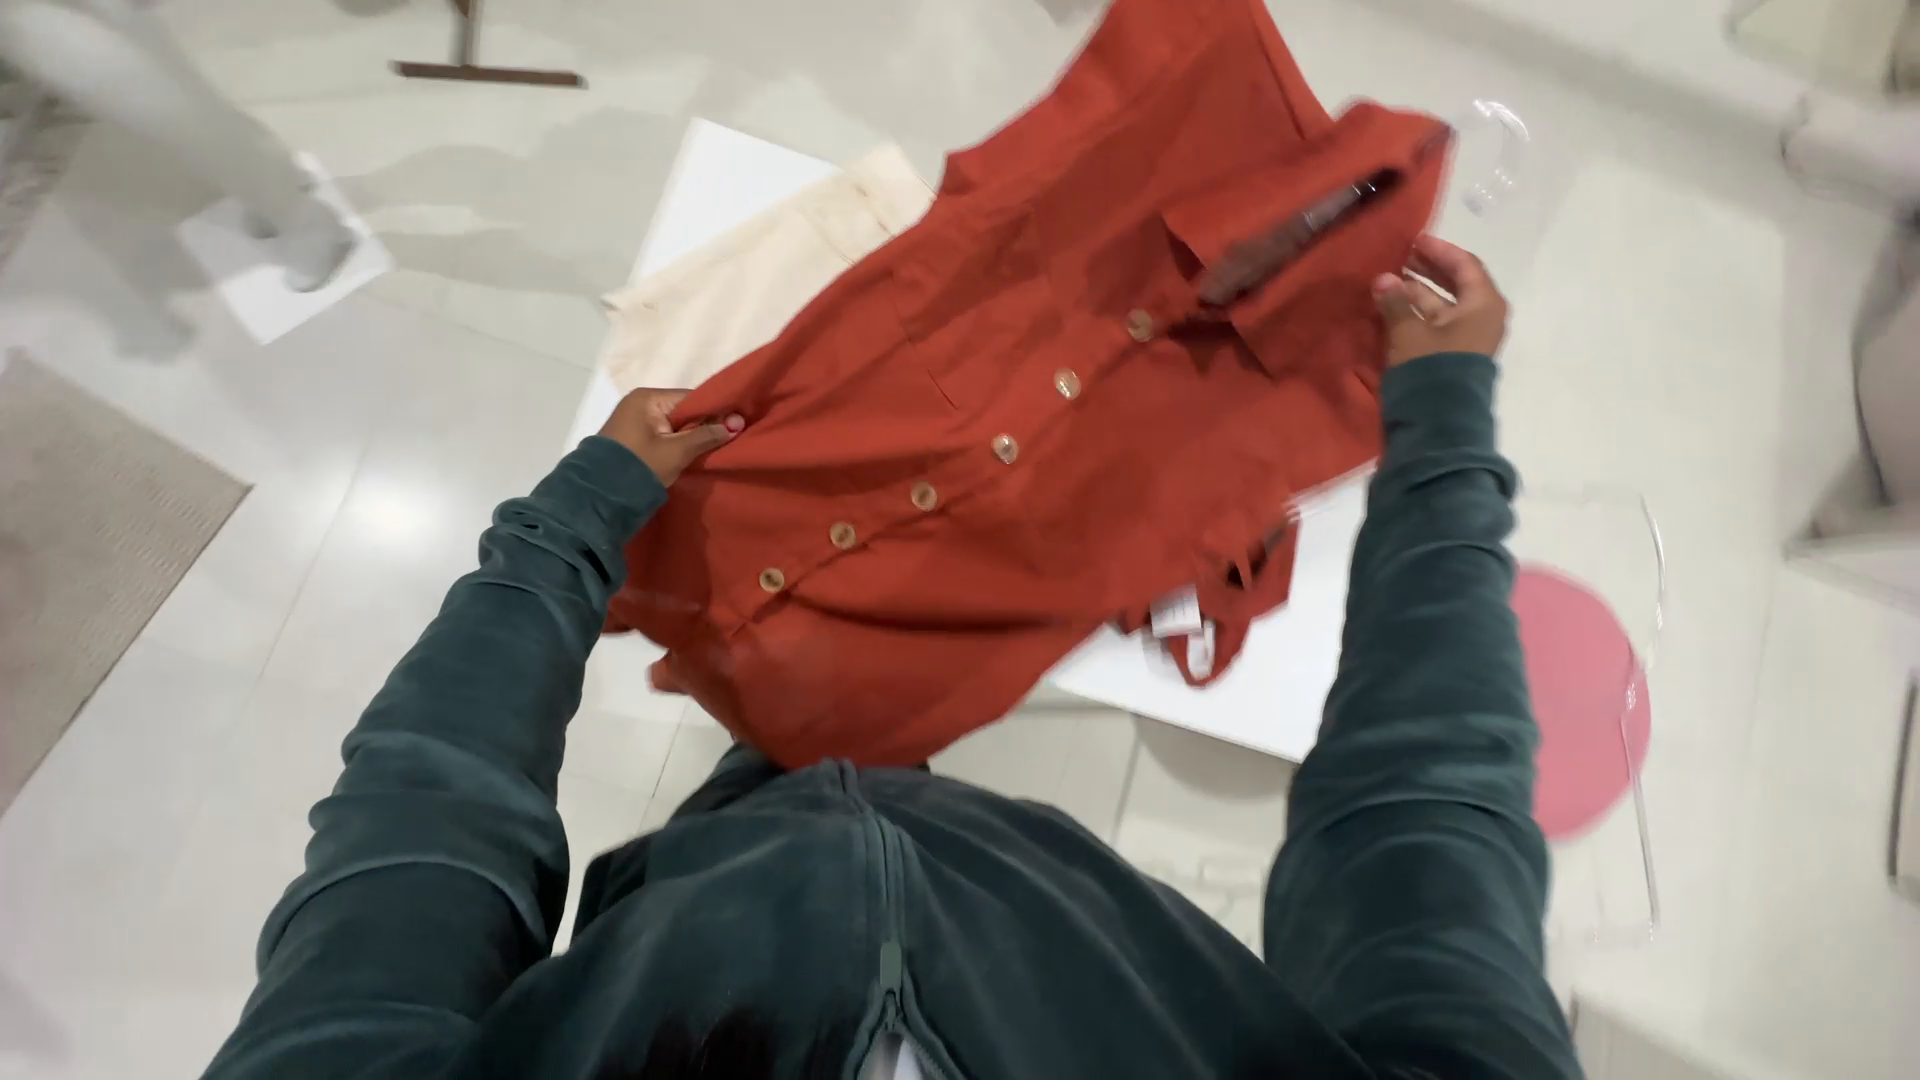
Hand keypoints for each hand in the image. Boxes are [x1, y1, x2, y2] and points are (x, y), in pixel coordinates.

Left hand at [597, 388, 744, 485]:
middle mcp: (640, 403)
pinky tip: (696, 453)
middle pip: (684, 411)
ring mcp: (635, 421)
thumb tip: (738, 422)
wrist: (601, 497)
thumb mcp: (677, 451)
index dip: (716, 412)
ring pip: (676, 425)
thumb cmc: (640, 466)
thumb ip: (707, 435)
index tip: (738, 424)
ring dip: (693, 436)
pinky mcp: (635, 439)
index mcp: (647, 398)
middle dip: (705, 425)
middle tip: (732, 438)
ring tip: (717, 446)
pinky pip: (666, 435)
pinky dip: (680, 443)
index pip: (692, 398)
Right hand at [1371, 235, 1508, 366]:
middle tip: (1401, 259)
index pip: (1465, 265)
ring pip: (1443, 305)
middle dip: (1427, 271)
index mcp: (1483, 303)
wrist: (1439, 417)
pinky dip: (1417, 313)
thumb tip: (1383, 278)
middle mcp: (1481, 316)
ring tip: (1389, 283)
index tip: (1415, 240)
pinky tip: (1394, 309)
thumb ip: (1396, 303)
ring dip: (1417, 293)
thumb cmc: (1431, 366)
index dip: (1439, 251)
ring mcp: (1467, 337)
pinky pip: (1436, 324)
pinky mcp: (1452, 354)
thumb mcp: (1409, 332)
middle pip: (1455, 284)